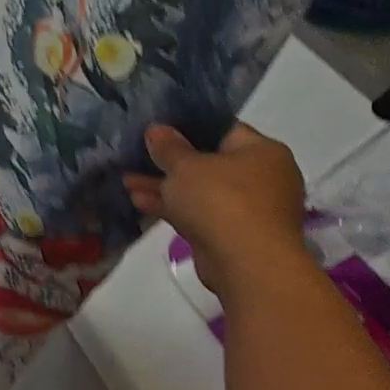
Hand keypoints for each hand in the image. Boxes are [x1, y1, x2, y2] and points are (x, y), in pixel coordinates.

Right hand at [124, 123, 312, 297]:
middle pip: (209, 161)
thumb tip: (157, 129)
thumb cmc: (220, 200)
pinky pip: (200, 211)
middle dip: (168, 163)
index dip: (187, 128)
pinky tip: (139, 202)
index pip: (222, 130)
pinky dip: (173, 206)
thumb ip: (168, 147)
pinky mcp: (235, 230)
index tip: (155, 131)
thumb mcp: (185, 166)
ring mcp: (250, 206)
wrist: (247, 261)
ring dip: (164, 186)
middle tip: (135, 157)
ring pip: (200, 189)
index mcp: (261, 151)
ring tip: (127, 182)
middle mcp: (263, 175)